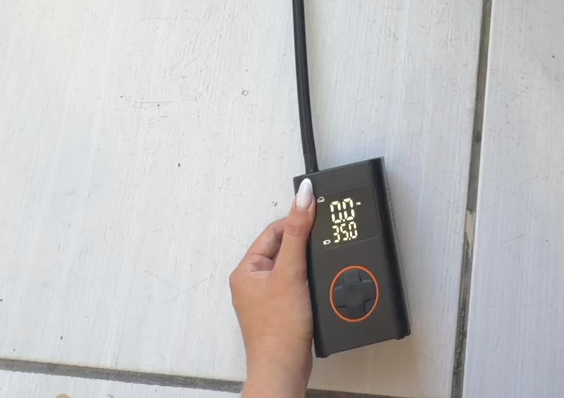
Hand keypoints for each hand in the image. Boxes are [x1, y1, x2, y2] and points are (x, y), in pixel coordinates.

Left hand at [231, 178, 316, 397]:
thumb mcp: (291, 271)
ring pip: (290, 265)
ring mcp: (265, 297)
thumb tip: (302, 196)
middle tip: (316, 248)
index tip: (315, 217)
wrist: (285, 368)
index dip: (296, 223)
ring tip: (313, 272)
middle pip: (283, 246)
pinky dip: (307, 280)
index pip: (274, 230)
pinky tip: (314, 287)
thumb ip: (298, 231)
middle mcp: (252, 281)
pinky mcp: (279, 309)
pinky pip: (294, 282)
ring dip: (305, 264)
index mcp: (246, 269)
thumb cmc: (279, 329)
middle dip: (302, 245)